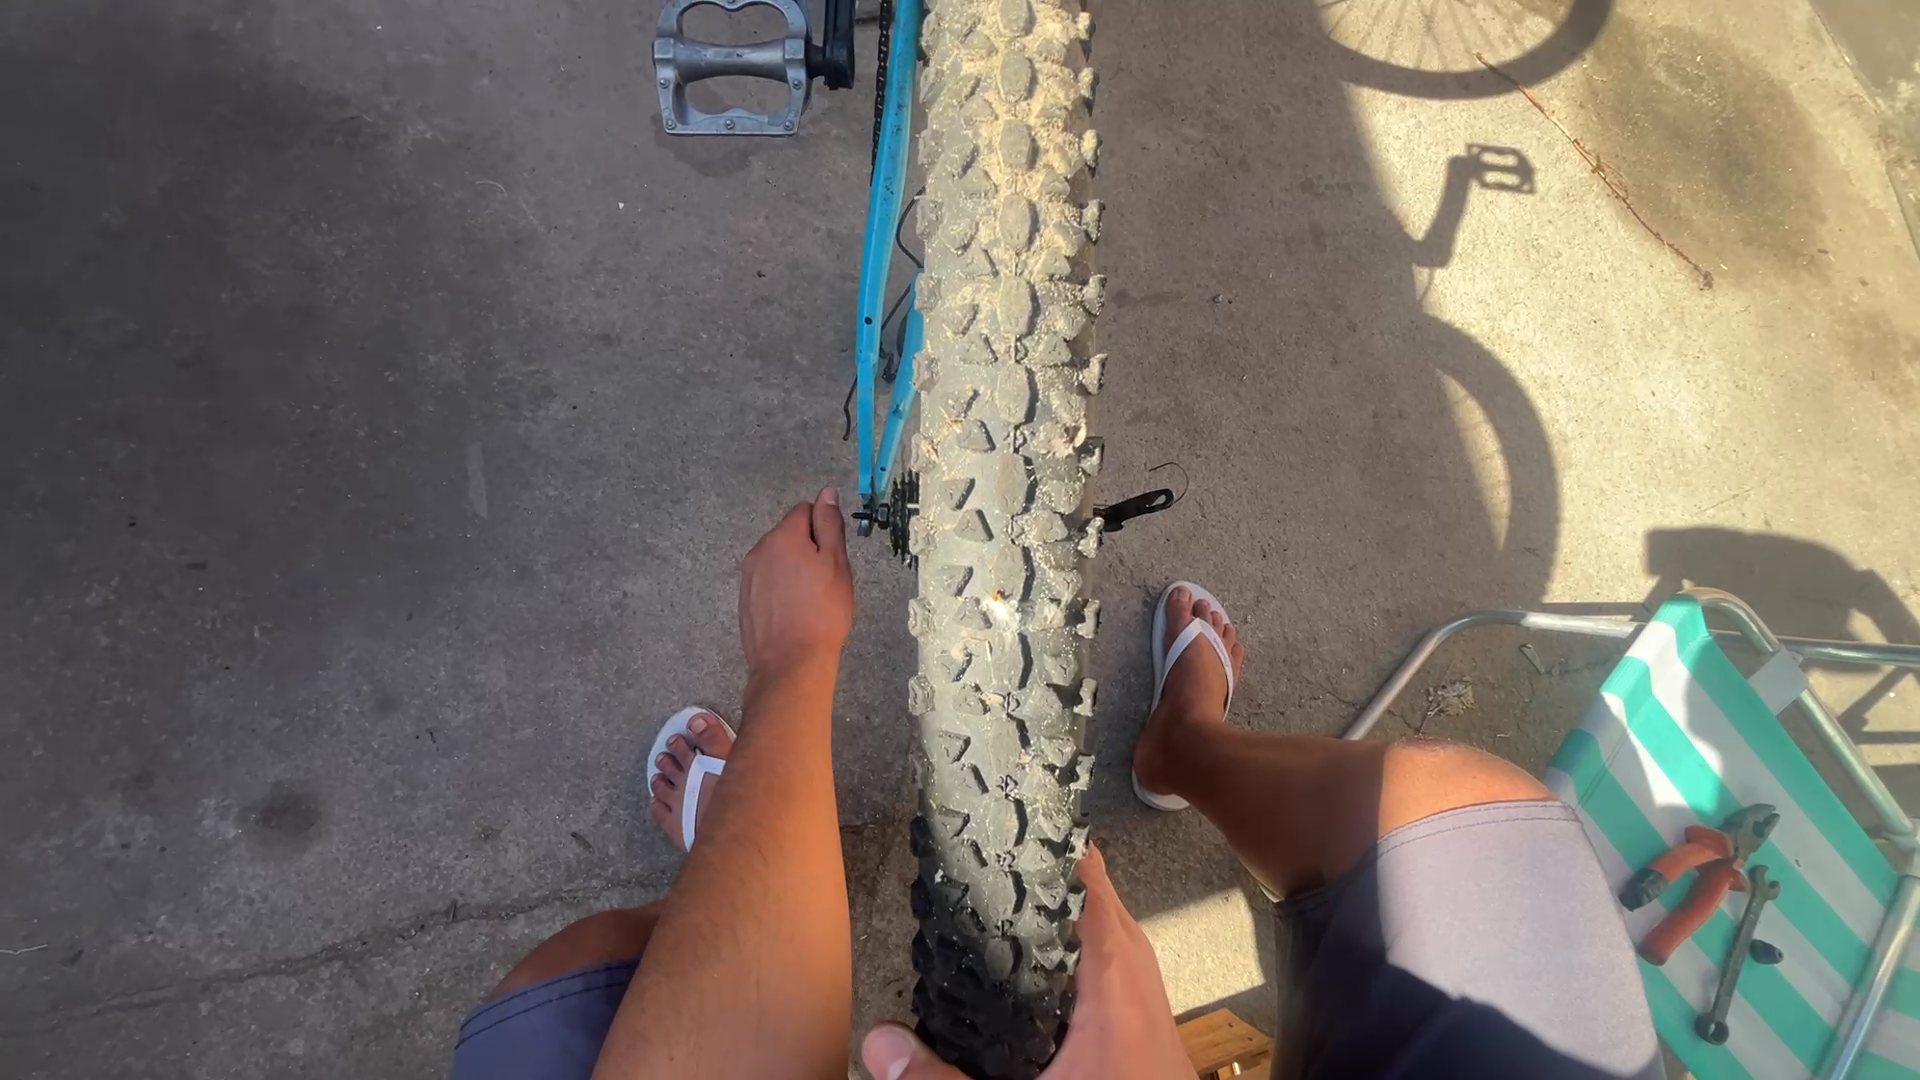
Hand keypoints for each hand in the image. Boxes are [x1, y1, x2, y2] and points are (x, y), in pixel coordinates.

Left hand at [738, 486, 854, 678]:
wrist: (791, 662)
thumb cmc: (823, 611)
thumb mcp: (836, 564)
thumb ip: (830, 524)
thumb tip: (827, 493)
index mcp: (783, 536)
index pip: (805, 511)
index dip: (823, 529)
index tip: (833, 557)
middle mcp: (759, 549)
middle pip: (789, 534)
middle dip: (808, 548)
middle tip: (825, 580)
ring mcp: (748, 575)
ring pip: (777, 558)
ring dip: (793, 567)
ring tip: (809, 598)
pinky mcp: (744, 599)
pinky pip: (767, 580)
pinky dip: (780, 587)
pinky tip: (792, 610)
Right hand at [859, 847, 1191, 1079]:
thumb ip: (946, 1078)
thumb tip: (880, 1044)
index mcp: (1111, 967)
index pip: (1083, 869)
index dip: (1044, 835)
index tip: (1002, 812)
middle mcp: (1131, 959)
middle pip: (1087, 881)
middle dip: (1037, 859)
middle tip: (985, 842)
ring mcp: (1140, 978)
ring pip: (1098, 908)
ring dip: (1055, 891)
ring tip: (1002, 877)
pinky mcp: (1139, 1001)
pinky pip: (1104, 937)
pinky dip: (1071, 924)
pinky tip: (1035, 939)